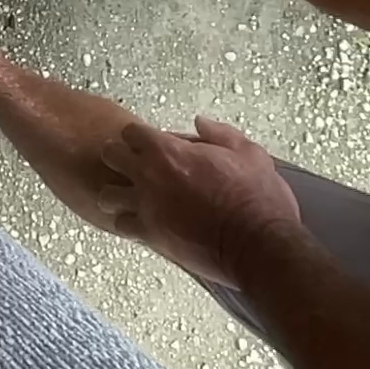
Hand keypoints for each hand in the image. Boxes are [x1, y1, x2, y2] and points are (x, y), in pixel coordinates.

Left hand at [98, 117, 300, 287]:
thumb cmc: (259, 201)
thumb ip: (222, 133)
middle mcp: (148, 173)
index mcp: (167, 150)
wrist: (262, 246)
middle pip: (110, 154)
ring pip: (107, 193)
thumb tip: (200, 122)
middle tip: (132, 168)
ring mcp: (145, 203)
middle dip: (118, 158)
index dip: (139, 138)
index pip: (131, 132)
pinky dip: (128, 225)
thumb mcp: (251, 155)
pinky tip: (140, 225)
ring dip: (116, 195)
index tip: (149, 146)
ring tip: (128, 199)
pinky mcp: (149, 232)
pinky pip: (121, 225)